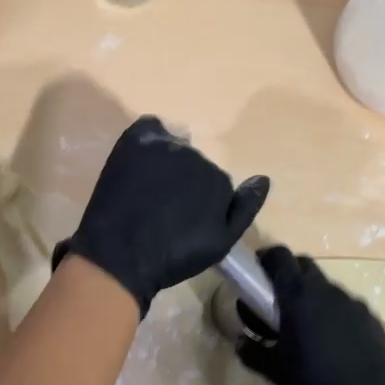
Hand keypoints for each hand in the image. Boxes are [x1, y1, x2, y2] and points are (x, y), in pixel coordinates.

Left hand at [56, 116, 268, 317]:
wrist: (121, 256)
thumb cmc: (174, 256)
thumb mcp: (221, 242)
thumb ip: (245, 209)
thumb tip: (263, 179)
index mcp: (219, 180)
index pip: (216, 183)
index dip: (200, 203)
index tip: (184, 221)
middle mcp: (196, 156)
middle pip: (195, 164)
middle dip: (184, 182)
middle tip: (163, 209)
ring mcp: (164, 146)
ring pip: (173, 149)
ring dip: (167, 165)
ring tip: (147, 193)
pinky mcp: (135, 143)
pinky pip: (149, 127)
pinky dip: (149, 139)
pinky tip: (141, 159)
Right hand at [235, 246, 384, 384]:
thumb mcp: (274, 372)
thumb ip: (251, 351)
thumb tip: (240, 339)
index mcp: (298, 298)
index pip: (279, 257)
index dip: (266, 259)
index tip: (258, 273)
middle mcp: (327, 292)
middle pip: (304, 265)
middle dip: (288, 275)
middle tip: (277, 302)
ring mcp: (353, 303)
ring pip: (326, 286)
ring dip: (311, 296)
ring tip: (305, 328)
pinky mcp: (372, 318)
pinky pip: (347, 305)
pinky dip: (334, 313)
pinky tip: (333, 342)